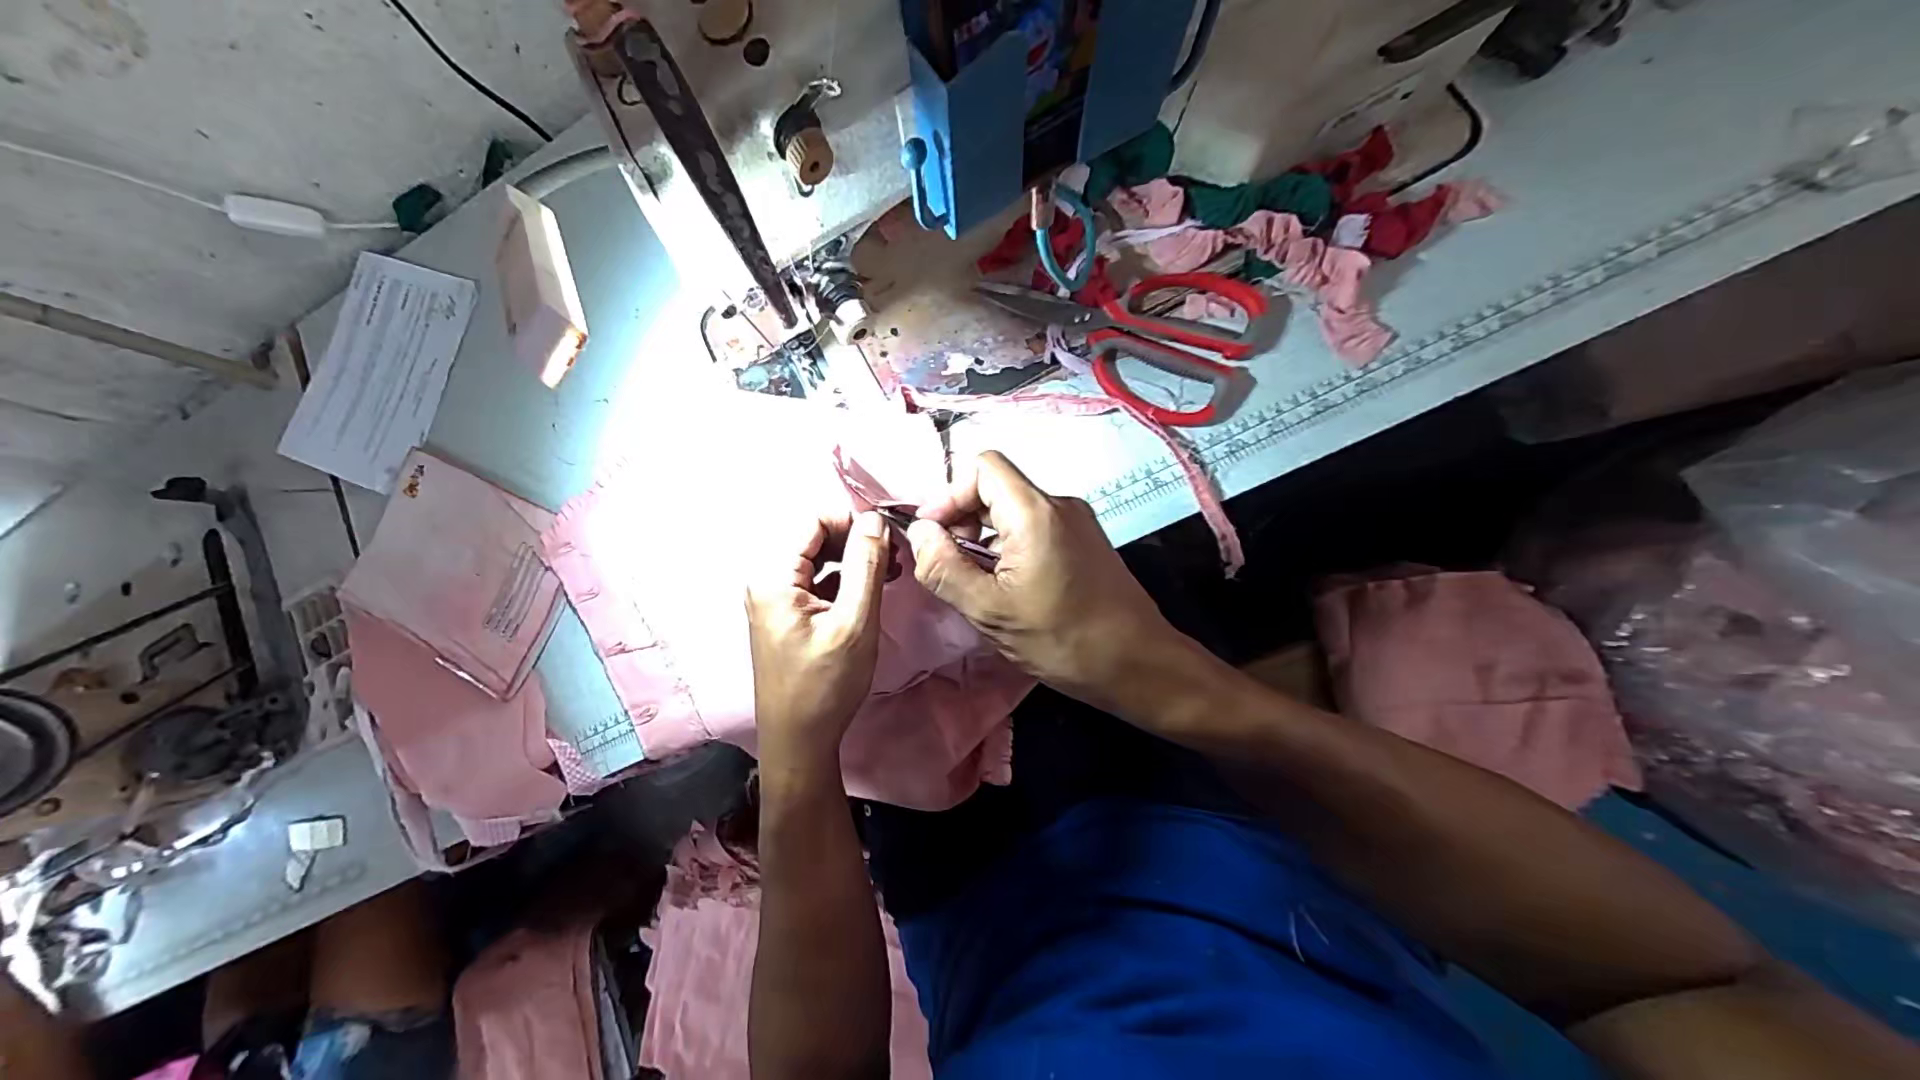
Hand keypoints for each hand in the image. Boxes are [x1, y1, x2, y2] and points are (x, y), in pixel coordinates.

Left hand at [746, 510, 890, 775]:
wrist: (799, 741)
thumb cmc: (825, 685)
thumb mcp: (855, 623)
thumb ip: (866, 565)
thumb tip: (874, 519)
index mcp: (772, 577)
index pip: (811, 521)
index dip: (850, 520)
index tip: (887, 535)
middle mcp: (765, 580)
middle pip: (812, 537)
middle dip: (854, 539)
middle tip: (894, 554)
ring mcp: (773, 598)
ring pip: (816, 558)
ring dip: (852, 558)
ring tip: (891, 570)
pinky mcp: (786, 614)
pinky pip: (815, 581)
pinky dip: (843, 579)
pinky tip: (873, 589)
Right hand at [906, 452, 1192, 718]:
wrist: (1139, 665)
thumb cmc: (1063, 640)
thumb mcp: (989, 610)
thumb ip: (944, 568)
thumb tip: (919, 533)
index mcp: (1035, 512)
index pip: (981, 466)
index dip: (948, 494)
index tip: (933, 535)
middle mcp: (1059, 505)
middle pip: (996, 488)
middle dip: (962, 520)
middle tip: (949, 566)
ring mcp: (1076, 522)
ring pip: (1013, 511)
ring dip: (983, 538)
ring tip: (975, 583)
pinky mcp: (1085, 542)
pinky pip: (1034, 528)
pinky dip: (1008, 547)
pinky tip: (1005, 587)